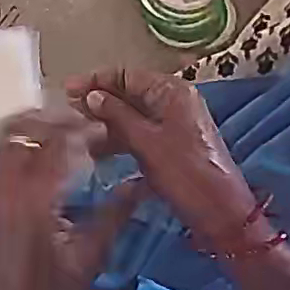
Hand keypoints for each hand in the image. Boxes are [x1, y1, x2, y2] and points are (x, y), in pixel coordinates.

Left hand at [0, 106, 145, 289]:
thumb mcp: (89, 258)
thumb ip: (114, 215)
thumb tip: (141, 182)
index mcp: (38, 197)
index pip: (62, 144)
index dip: (88, 131)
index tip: (111, 132)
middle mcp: (13, 182)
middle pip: (35, 129)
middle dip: (65, 120)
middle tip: (92, 126)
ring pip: (13, 131)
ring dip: (41, 121)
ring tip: (70, 126)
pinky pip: (3, 144)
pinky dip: (23, 132)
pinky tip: (45, 138)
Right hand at [68, 70, 258, 240]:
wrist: (221, 214)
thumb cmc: (185, 173)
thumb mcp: (146, 142)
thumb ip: (117, 115)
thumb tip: (92, 95)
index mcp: (171, 91)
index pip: (127, 75)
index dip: (96, 80)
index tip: (68, 89)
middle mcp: (173, 101)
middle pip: (129, 93)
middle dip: (99, 101)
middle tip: (69, 110)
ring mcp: (173, 124)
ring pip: (132, 115)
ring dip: (106, 123)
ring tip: (78, 132)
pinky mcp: (171, 145)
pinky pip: (140, 134)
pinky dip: (119, 139)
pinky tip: (96, 151)